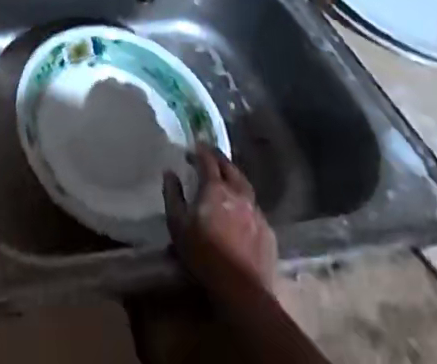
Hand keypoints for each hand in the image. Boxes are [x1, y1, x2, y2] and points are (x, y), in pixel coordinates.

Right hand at [163, 144, 277, 301]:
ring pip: (245, 186)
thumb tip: (169, 173)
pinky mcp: (267, 231)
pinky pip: (254, 208)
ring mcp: (256, 212)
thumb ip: (172, 194)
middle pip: (231, 168)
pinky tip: (239, 211)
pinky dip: (244, 201)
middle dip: (219, 158)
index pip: (208, 160)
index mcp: (216, 188)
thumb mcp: (177, 223)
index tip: (192, 147)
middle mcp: (239, 194)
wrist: (241, 289)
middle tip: (209, 155)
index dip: (199, 150)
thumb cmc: (202, 253)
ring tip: (225, 179)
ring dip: (234, 177)